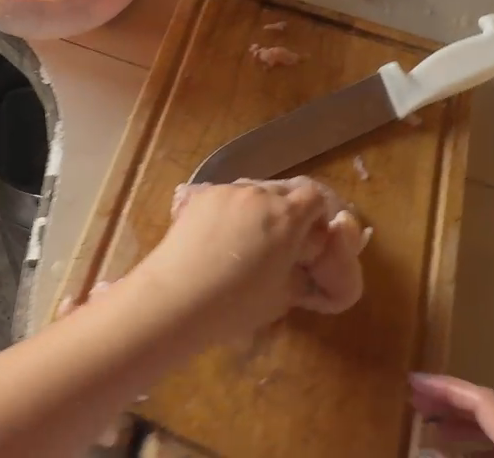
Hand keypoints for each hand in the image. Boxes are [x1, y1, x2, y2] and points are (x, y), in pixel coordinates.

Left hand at [124, 178, 365, 346]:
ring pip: (254, 192)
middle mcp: (258, 194)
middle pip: (284, 191)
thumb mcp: (284, 295)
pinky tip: (220, 238)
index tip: (310, 240)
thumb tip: (302, 260)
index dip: (316, 216)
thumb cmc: (237, 304)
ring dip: (259, 210)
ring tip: (248, 242)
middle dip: (289, 213)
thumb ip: (302, 271)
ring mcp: (227, 191)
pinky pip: (227, 197)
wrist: (177, 296)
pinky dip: (232, 212)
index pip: (315, 197)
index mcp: (287, 216)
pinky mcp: (201, 195)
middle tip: (281, 244)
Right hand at [411, 373, 493, 457]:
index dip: (446, 386)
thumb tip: (424, 450)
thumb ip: (458, 457)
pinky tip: (462, 455)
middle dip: (454, 399)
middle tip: (417, 400)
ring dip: (468, 423)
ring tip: (434, 429)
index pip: (485, 399)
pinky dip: (487, 445)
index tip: (412, 382)